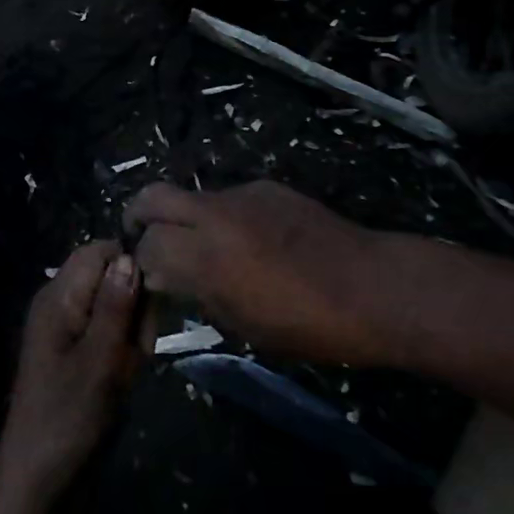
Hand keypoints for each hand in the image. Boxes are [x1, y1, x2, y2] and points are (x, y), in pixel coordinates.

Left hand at [0, 241, 145, 504]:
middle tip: (136, 349)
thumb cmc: (68, 417)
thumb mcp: (99, 361)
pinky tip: (123, 378)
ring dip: (131, 334)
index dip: (130, 268)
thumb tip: (129, 257)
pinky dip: (122, 351)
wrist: (39, 477)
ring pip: (115, 307)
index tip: (150, 303)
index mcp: (58, 295)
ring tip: (128, 369)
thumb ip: (115, 306)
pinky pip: (108, 332)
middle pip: (110, 277)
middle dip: (134, 309)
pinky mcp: (75, 348)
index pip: (100, 251)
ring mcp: (66, 325)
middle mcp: (60, 300)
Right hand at [123, 180, 402, 365]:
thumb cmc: (310, 324)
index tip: (149, 279)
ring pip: (192, 197)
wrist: (374, 287)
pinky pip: (229, 199)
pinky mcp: (265, 187)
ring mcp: (240, 195)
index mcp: (205, 256)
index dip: (141, 263)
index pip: (147, 246)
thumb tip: (171, 278)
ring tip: (207, 248)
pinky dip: (224, 217)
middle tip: (144, 239)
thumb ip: (199, 294)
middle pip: (152, 197)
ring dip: (185, 218)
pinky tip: (253, 242)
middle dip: (138, 216)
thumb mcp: (245, 326)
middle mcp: (213, 215)